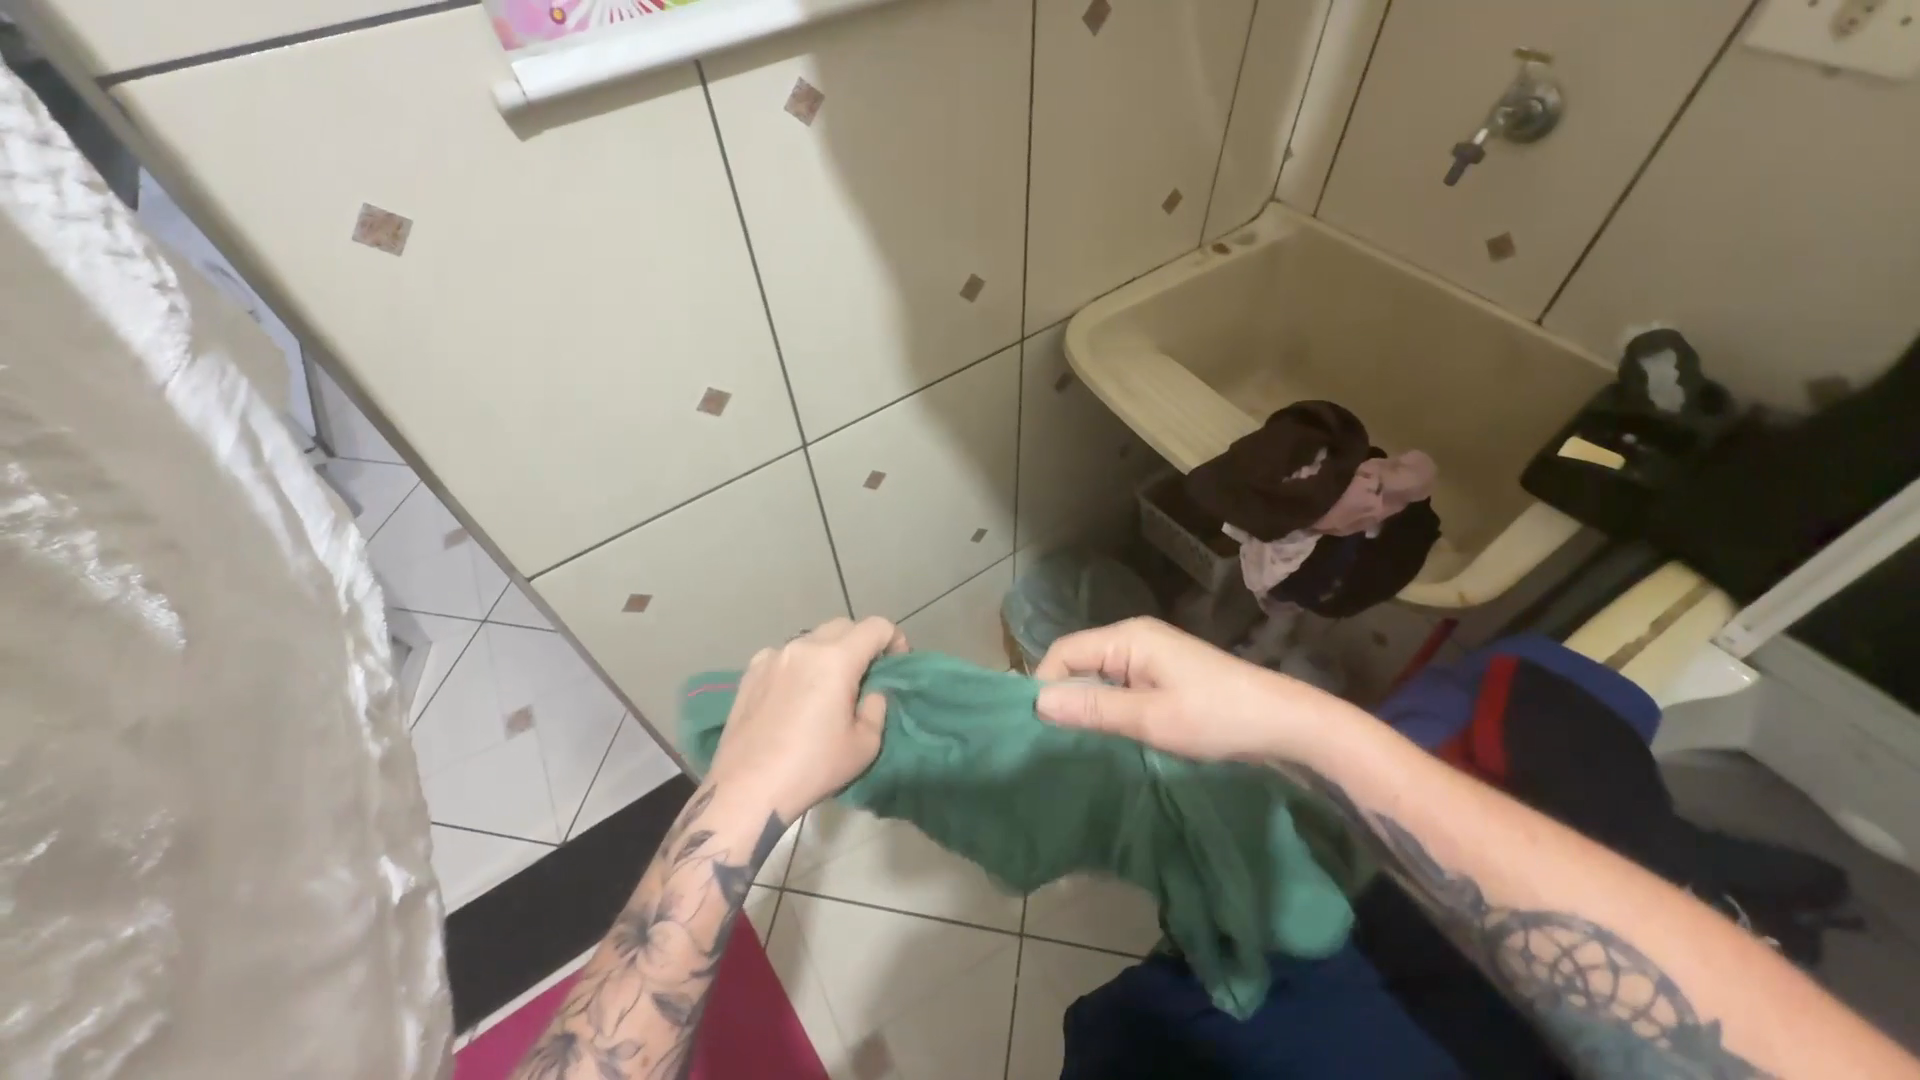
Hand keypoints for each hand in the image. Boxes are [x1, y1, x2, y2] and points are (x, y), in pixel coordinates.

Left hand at [704, 616, 906, 820]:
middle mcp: (802, 648)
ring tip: (828, 687)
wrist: (747, 788)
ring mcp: (771, 657)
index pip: (876, 627)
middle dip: (861, 643)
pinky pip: (784, 656)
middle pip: (843, 626)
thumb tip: (871, 693)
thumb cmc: (812, 767)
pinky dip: (799, 665)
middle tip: (865, 676)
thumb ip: (876, 708)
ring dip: (828, 653)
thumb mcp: (864, 745)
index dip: (894, 640)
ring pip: (811, 639)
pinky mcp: (749, 673)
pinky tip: (795, 695)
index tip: (896, 664)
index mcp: (836, 660)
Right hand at [1034, 616, 1363, 763]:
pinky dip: (1109, 708)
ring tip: (1078, 743)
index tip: (1038, 730)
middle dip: (1064, 697)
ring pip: (1098, 676)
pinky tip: (1109, 735)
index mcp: (1127, 638)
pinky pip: (1119, 686)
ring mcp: (1150, 655)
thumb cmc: (1216, 717)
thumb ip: (1094, 708)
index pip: (1063, 653)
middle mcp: (1134, 638)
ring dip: (1088, 706)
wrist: (1284, 721)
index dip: (1045, 686)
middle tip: (1054, 741)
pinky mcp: (1162, 674)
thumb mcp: (1150, 718)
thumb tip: (1038, 702)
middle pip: (1078, 662)